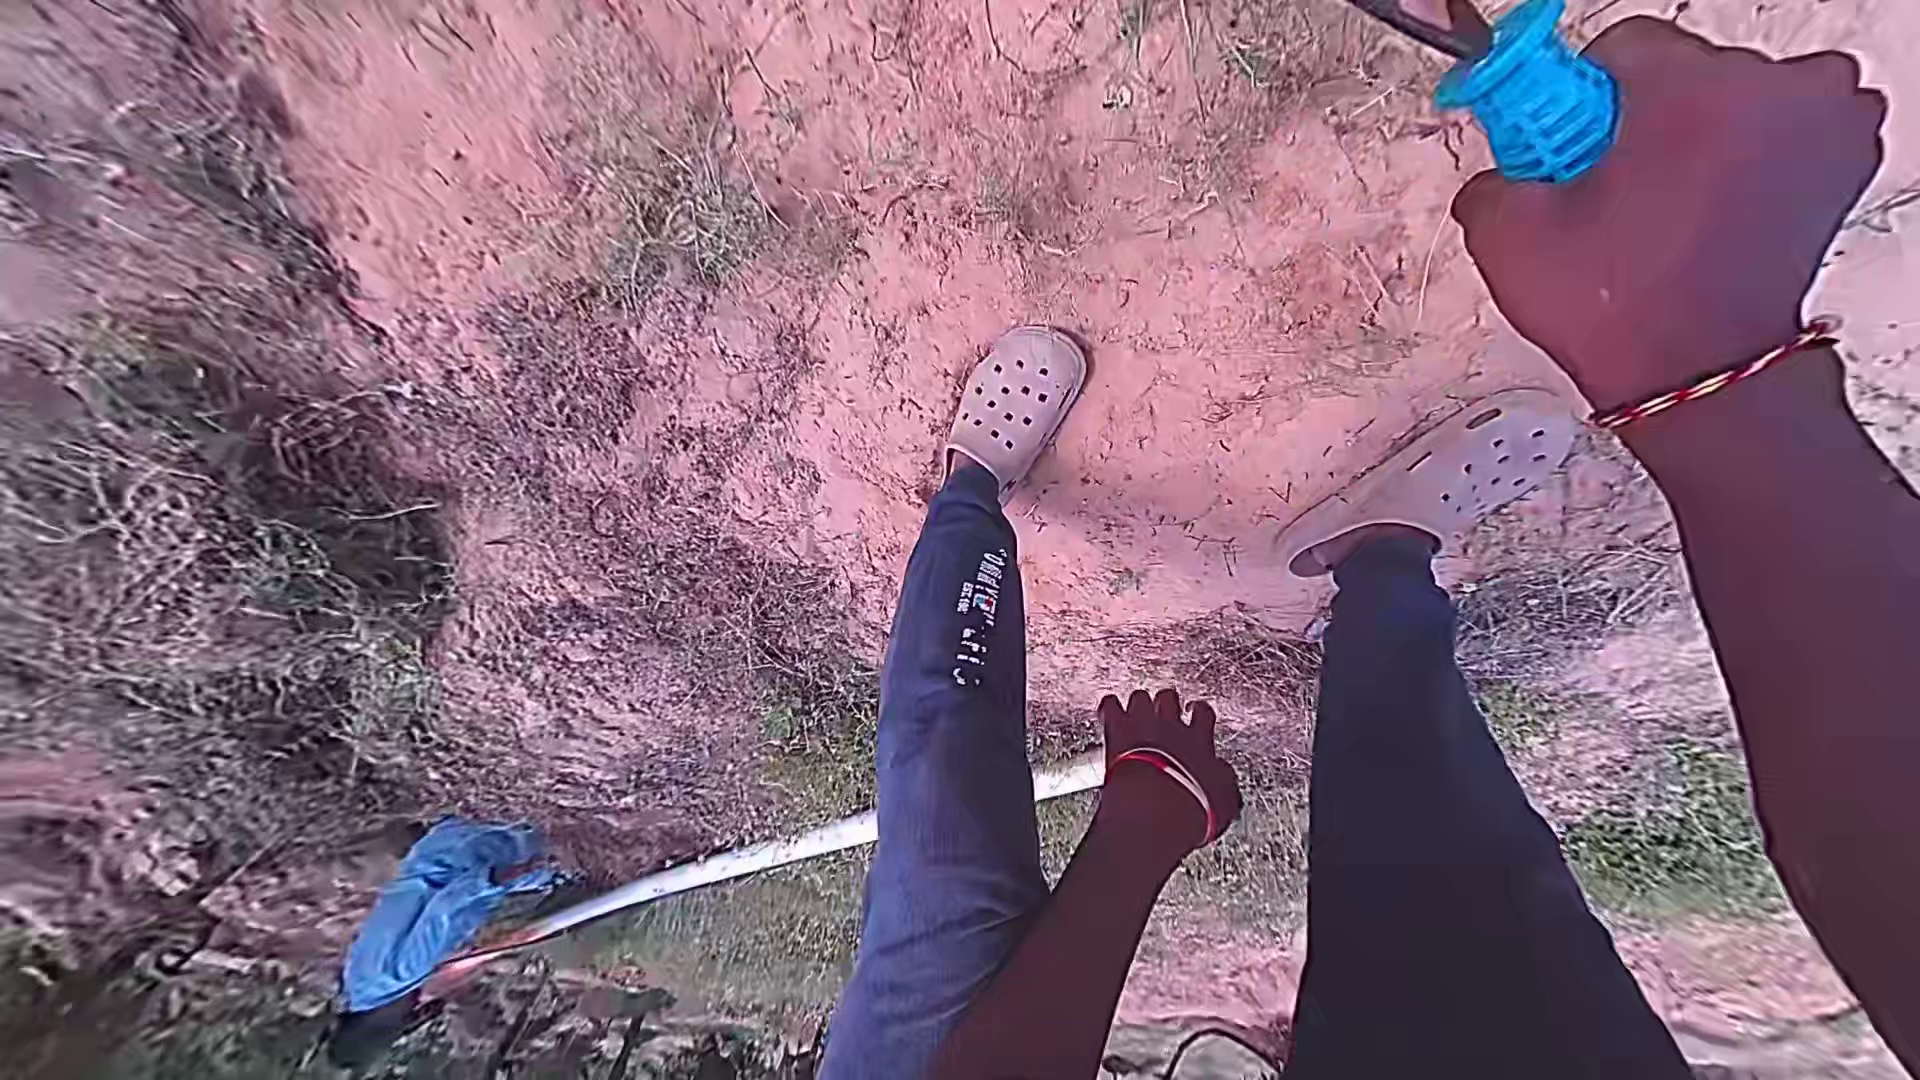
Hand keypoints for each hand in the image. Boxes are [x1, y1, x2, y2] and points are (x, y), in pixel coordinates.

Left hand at [1095, 688, 1241, 854]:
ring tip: (1136, 714)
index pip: (1203, 713)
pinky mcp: (1117, 728)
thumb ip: (1223, 779)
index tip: (1195, 712)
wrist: (1155, 809)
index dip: (1198, 710)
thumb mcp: (1223, 800)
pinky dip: (1109, 706)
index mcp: (1199, 741)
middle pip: (1169, 697)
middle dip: (1166, 701)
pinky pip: (1110, 704)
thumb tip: (1223, 773)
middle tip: (1163, 710)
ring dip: (1138, 704)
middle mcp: (1170, 726)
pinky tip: (1109, 711)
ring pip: (1140, 697)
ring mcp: (1142, 724)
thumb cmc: (1189, 810)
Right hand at [1451, 18, 1884, 412]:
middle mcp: (1783, 81)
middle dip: (1620, 129)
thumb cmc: (1605, 298)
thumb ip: (1487, 183)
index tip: (1545, 148)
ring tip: (1639, 218)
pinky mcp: (1846, 153)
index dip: (1564, 100)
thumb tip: (1497, 172)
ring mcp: (1830, 116)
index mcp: (1694, 91)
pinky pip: (1765, 134)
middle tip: (1586, 200)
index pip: (1616, 47)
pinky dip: (1722, 164)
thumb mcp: (1505, 240)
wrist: (1689, 362)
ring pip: (1721, 105)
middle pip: (1673, 78)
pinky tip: (1686, 219)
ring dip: (1673, 145)